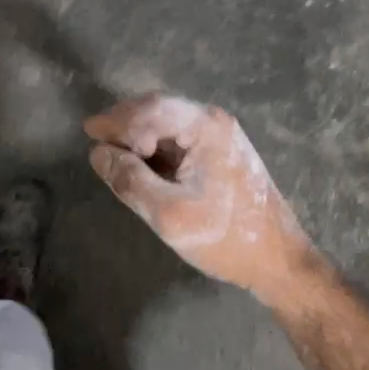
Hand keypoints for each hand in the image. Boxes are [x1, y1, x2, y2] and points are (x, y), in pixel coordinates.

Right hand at [85, 96, 317, 305]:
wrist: (279, 260)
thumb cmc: (225, 237)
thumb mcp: (169, 215)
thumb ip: (130, 181)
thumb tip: (99, 154)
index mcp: (206, 127)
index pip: (152, 109)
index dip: (118, 119)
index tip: (89, 134)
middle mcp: (213, 121)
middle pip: (159, 109)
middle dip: (125, 121)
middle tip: (94, 136)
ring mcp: (219, 136)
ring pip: (167, 122)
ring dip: (138, 132)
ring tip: (111, 148)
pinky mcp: (220, 153)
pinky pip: (178, 137)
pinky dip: (154, 144)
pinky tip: (138, 158)